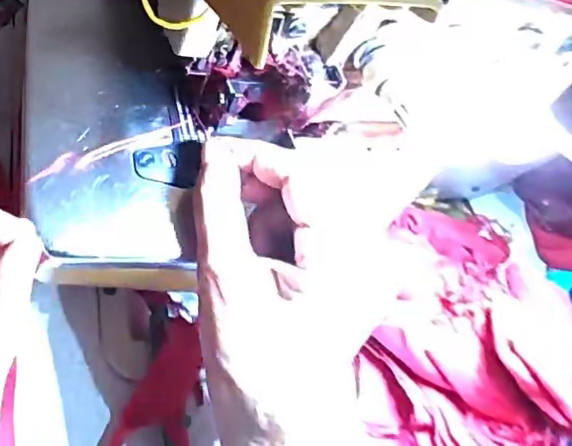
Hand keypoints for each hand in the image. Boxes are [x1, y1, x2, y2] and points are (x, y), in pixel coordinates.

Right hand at [194, 136, 438, 445]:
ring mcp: (357, 263)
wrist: (280, 428)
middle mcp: (363, 251)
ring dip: (259, 201)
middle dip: (253, 177)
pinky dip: (269, 222)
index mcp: (346, 253)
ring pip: (301, 199)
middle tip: (211, 184)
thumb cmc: (255, 360)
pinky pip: (303, 224)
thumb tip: (210, 153)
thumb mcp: (225, 276)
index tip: (207, 153)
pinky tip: (248, 248)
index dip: (251, 153)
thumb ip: (217, 205)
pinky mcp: (342, 273)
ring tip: (228, 226)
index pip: (300, 172)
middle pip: (305, 182)